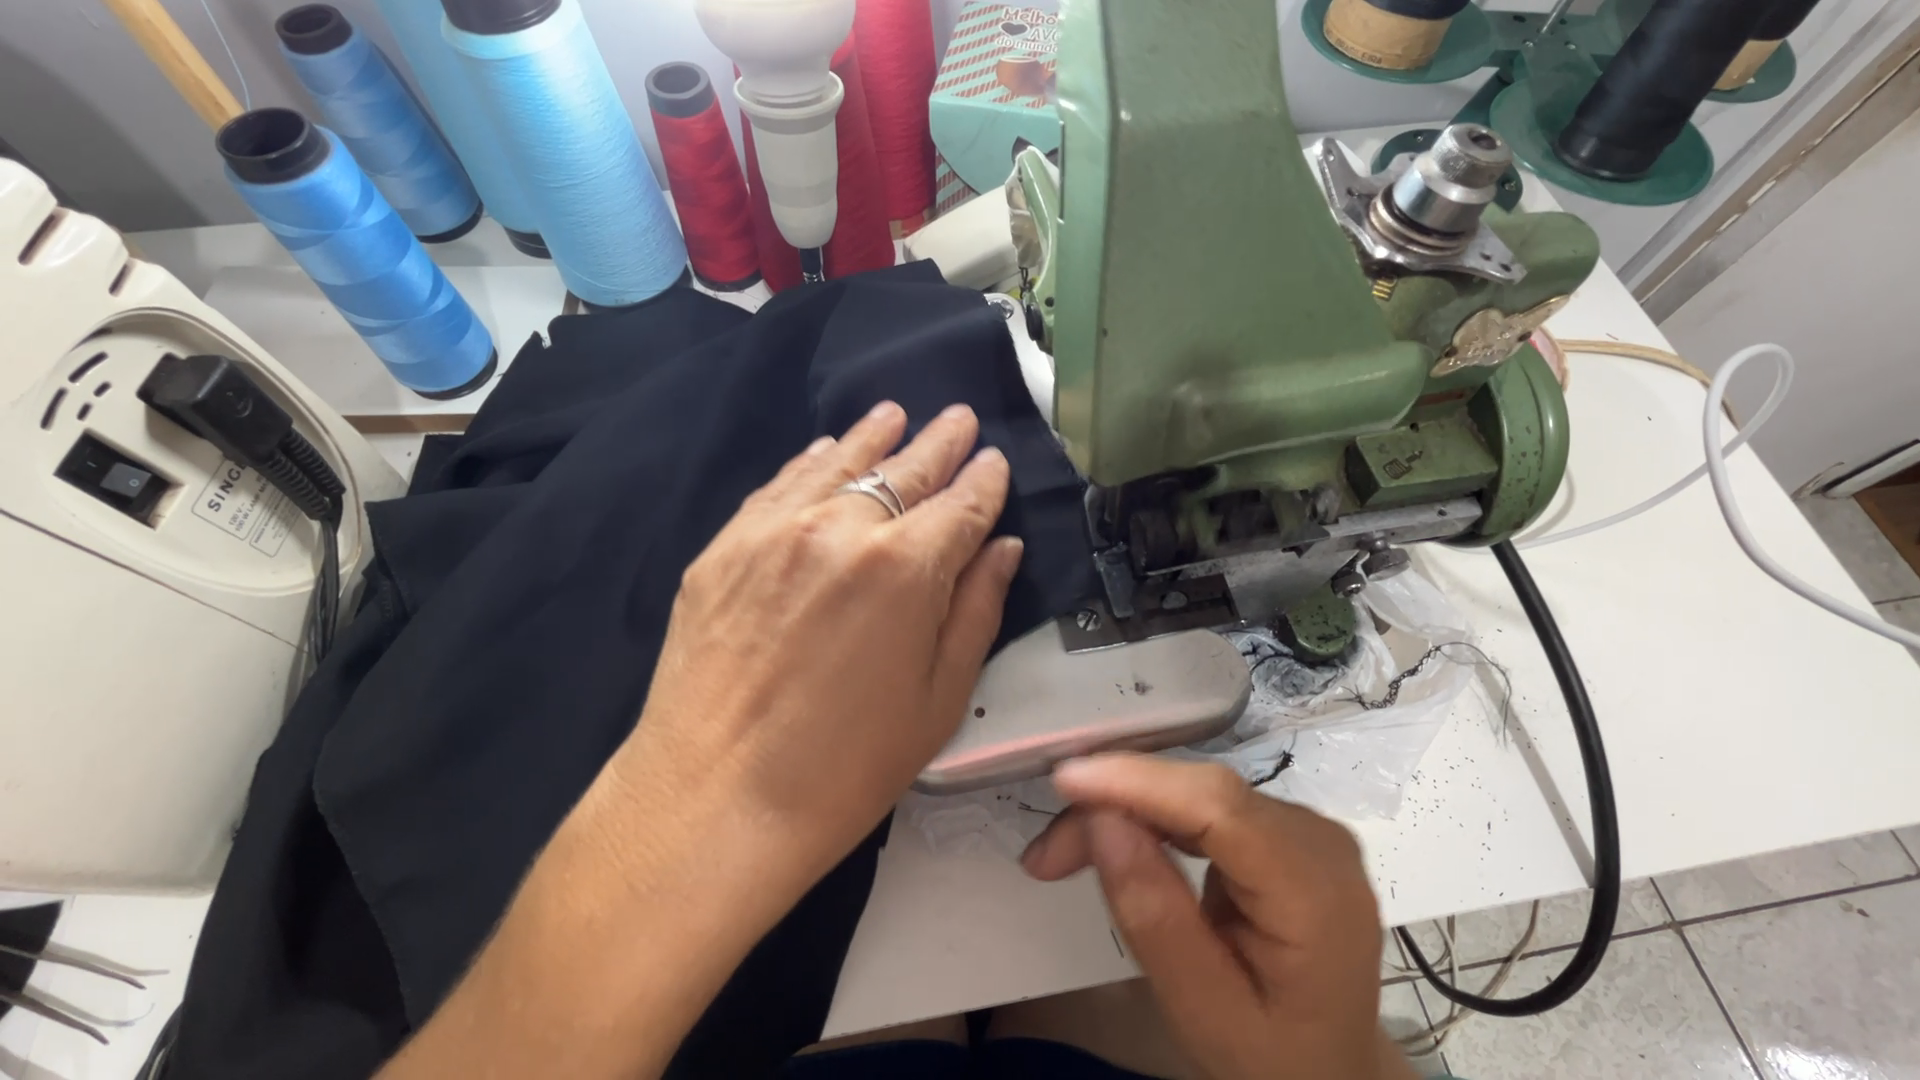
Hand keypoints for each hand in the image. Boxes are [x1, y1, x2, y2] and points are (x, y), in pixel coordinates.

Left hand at [379, 403, 1022, 1079]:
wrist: (714, 800)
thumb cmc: (846, 767)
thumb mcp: (938, 700)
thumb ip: (975, 611)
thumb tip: (1001, 547)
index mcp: (907, 567)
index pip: (961, 505)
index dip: (985, 482)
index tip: (995, 461)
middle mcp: (842, 528)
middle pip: (904, 470)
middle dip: (940, 443)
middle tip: (960, 417)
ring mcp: (775, 531)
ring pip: (837, 463)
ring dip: (874, 436)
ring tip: (896, 414)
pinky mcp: (724, 547)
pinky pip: (778, 486)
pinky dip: (810, 462)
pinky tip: (825, 451)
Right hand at [1020, 755, 1415, 1079]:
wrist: (1329, 1070)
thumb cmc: (1269, 1054)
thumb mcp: (1202, 1008)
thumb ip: (1155, 917)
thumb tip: (1102, 819)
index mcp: (1315, 891)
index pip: (1220, 807)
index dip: (1139, 782)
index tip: (1063, 780)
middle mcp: (1317, 838)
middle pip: (1201, 794)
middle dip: (1114, 805)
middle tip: (1044, 858)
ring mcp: (1303, 827)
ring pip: (1193, 792)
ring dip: (1122, 810)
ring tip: (1060, 855)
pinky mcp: (1280, 827)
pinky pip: (1201, 804)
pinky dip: (1147, 816)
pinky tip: (1109, 839)